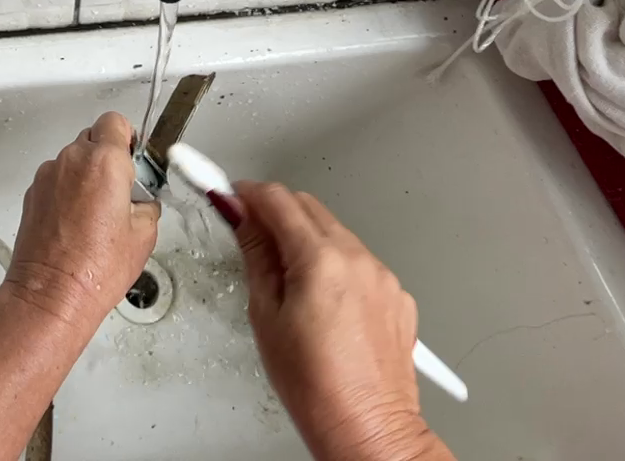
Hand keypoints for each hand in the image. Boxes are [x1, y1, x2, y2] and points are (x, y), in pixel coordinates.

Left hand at [3, 112, 159, 328]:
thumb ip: (146, 203)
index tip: (134, 157)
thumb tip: (142, 200)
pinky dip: (67, 190)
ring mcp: (48, 175)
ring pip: (73, 159)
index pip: (115, 122)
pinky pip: (56, 179)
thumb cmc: (94, 269)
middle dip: (108, 156)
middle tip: (121, 187)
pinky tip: (77, 222)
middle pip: (93, 137)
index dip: (128, 136)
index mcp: (104, 162)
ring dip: (86, 174)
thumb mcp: (143, 235)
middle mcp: (72, 160)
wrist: (51, 294)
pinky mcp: (33, 192)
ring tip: (97, 213)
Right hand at [234, 181, 445, 460]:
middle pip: (306, 206)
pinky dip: (334, 261)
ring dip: (305, 235)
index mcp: (320, 260)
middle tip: (249, 230)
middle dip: (275, 210)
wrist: (370, 432)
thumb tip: (239, 215)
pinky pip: (357, 258)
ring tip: (286, 273)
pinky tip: (321, 295)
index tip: (229, 194)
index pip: (277, 199)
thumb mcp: (265, 313)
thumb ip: (254, 252)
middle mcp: (356, 258)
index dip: (247, 192)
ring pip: (333, 229)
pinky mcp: (396, 293)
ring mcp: (381, 275)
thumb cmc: (316, 387)